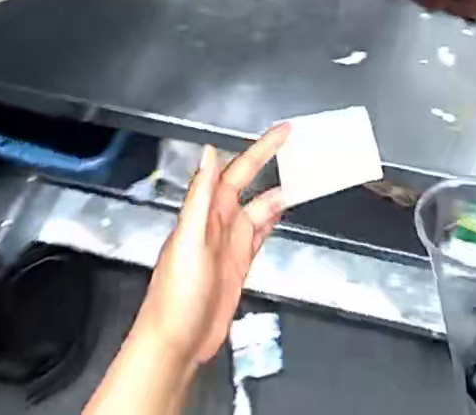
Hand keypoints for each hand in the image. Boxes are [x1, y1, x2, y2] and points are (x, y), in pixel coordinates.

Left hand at [134, 125, 290, 366]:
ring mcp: (229, 242)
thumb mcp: (189, 239)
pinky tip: (283, 212)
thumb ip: (199, 195)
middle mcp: (218, 220)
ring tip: (299, 176)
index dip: (259, 150)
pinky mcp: (238, 264)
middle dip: (269, 161)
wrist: (175, 343)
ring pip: (258, 206)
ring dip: (277, 191)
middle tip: (293, 144)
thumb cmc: (177, 293)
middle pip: (248, 181)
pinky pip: (259, 232)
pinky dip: (272, 219)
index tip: (280, 133)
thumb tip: (207, 152)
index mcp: (206, 210)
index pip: (235, 169)